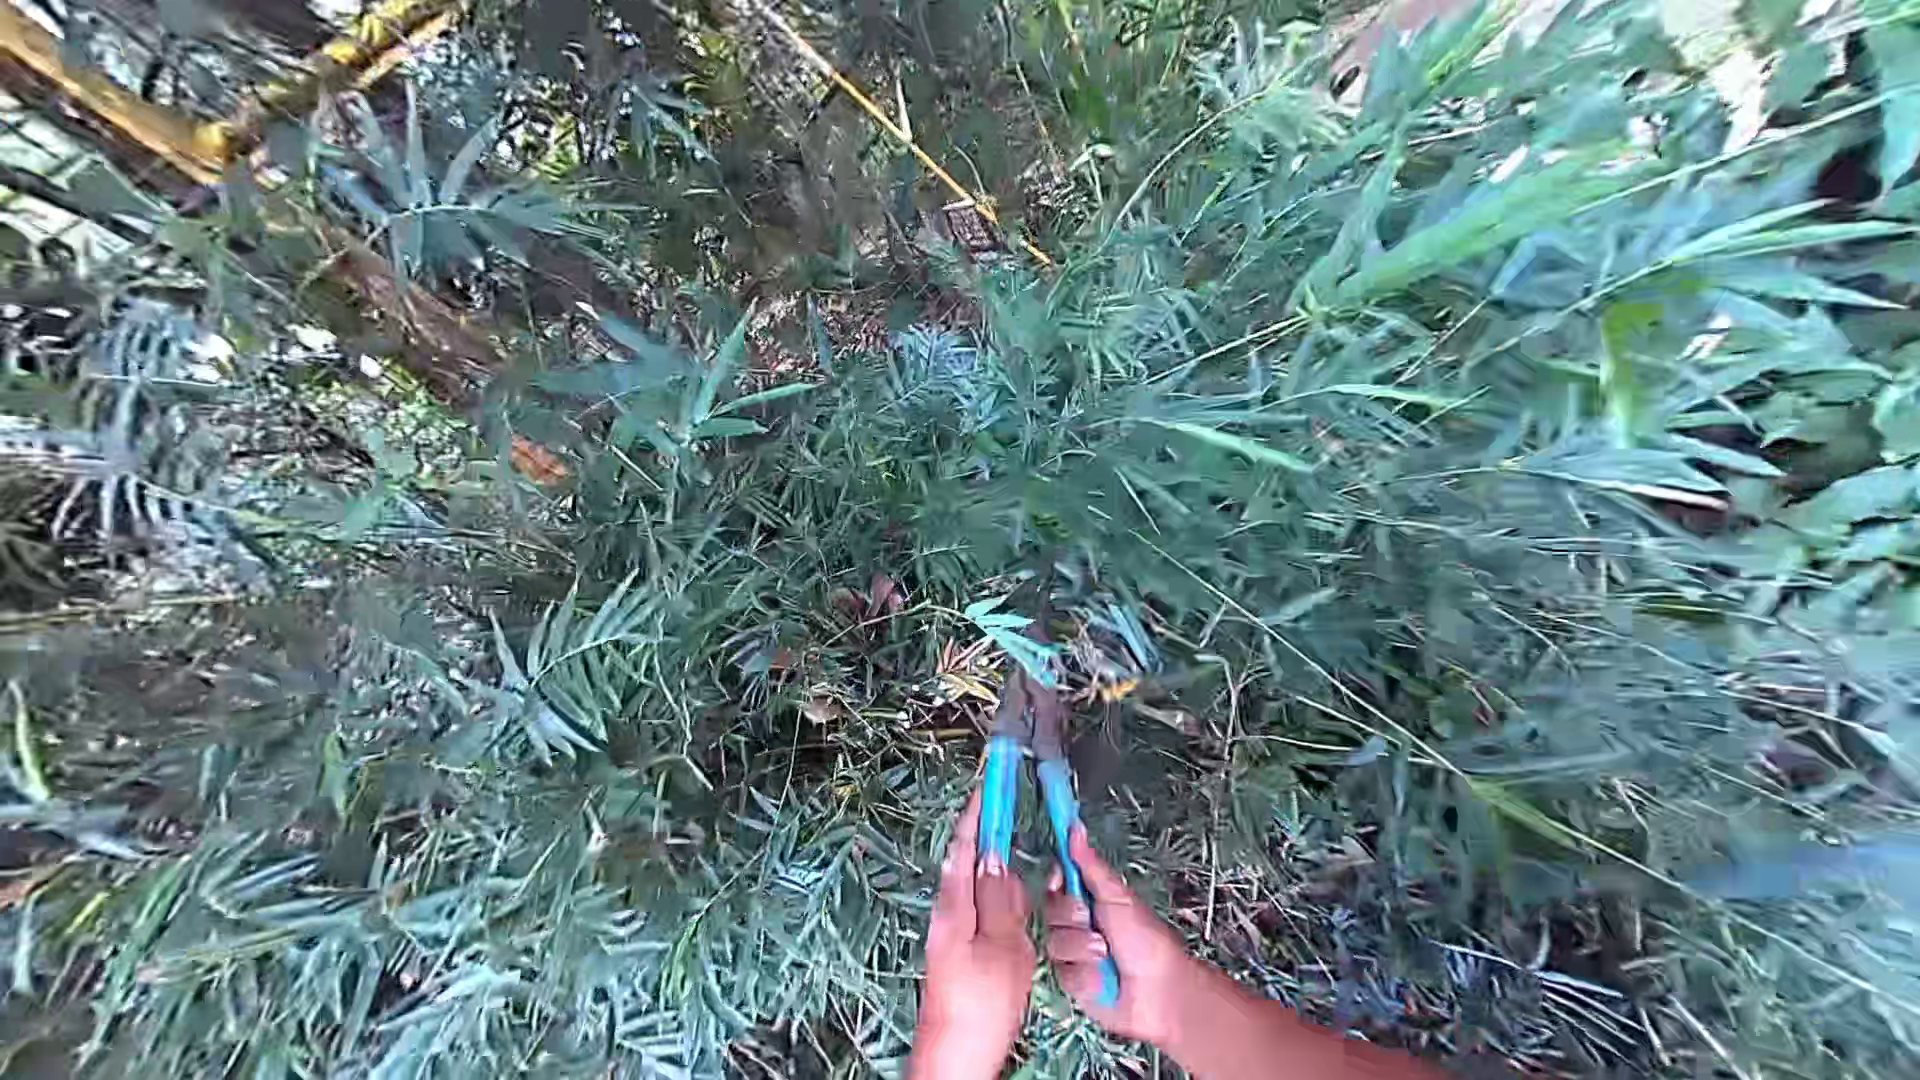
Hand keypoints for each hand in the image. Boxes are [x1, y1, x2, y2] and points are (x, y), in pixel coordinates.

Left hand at [909, 787, 1035, 1079]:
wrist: (955, 1058)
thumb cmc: (980, 1004)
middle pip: (976, 866)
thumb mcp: (1001, 948)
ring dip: (1005, 900)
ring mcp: (954, 928)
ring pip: (985, 893)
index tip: (989, 783)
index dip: (978, 811)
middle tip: (1018, 895)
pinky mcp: (962, 946)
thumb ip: (1001, 899)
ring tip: (1016, 940)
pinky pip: (987, 918)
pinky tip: (1014, 947)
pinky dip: (1004, 920)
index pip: (966, 844)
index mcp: (954, 902)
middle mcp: (950, 908)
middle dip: (1001, 867)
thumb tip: (998, 856)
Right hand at [1044, 825, 1203, 1045]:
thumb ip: (1090, 864)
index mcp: (1087, 897)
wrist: (1160, 992)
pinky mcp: (1073, 982)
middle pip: (1051, 911)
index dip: (1055, 881)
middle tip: (1094, 923)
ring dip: (1082, 949)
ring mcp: (1073, 953)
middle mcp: (1076, 923)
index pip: (1056, 881)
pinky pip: (1063, 973)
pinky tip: (1103, 978)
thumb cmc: (1144, 937)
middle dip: (1073, 919)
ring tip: (1106, 954)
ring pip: (1055, 942)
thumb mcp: (1116, 895)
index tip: (1061, 880)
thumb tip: (1075, 826)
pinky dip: (1086, 975)